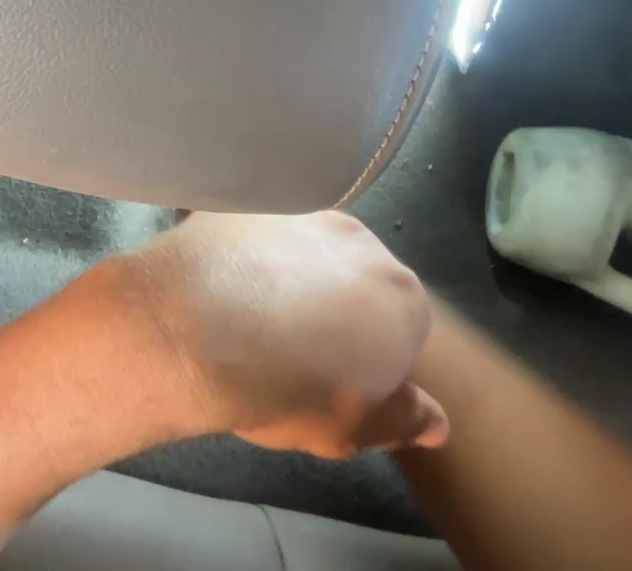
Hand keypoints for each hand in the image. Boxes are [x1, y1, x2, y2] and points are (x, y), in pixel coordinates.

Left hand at [101, 210, 446, 457]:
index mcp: (400, 294)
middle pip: (352, 277)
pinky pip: (247, 231)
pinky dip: (238, 252)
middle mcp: (356, 239)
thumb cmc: (286, 389)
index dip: (366, 358)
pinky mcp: (239, 204)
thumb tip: (436, 422)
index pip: (399, 328)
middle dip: (331, 307)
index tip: (331, 380)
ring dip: (285, 272)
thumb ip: (402, 419)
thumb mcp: (352, 428)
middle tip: (288, 348)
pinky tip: (213, 280)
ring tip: (245, 314)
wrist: (195, 331)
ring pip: (300, 248)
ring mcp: (294, 213)